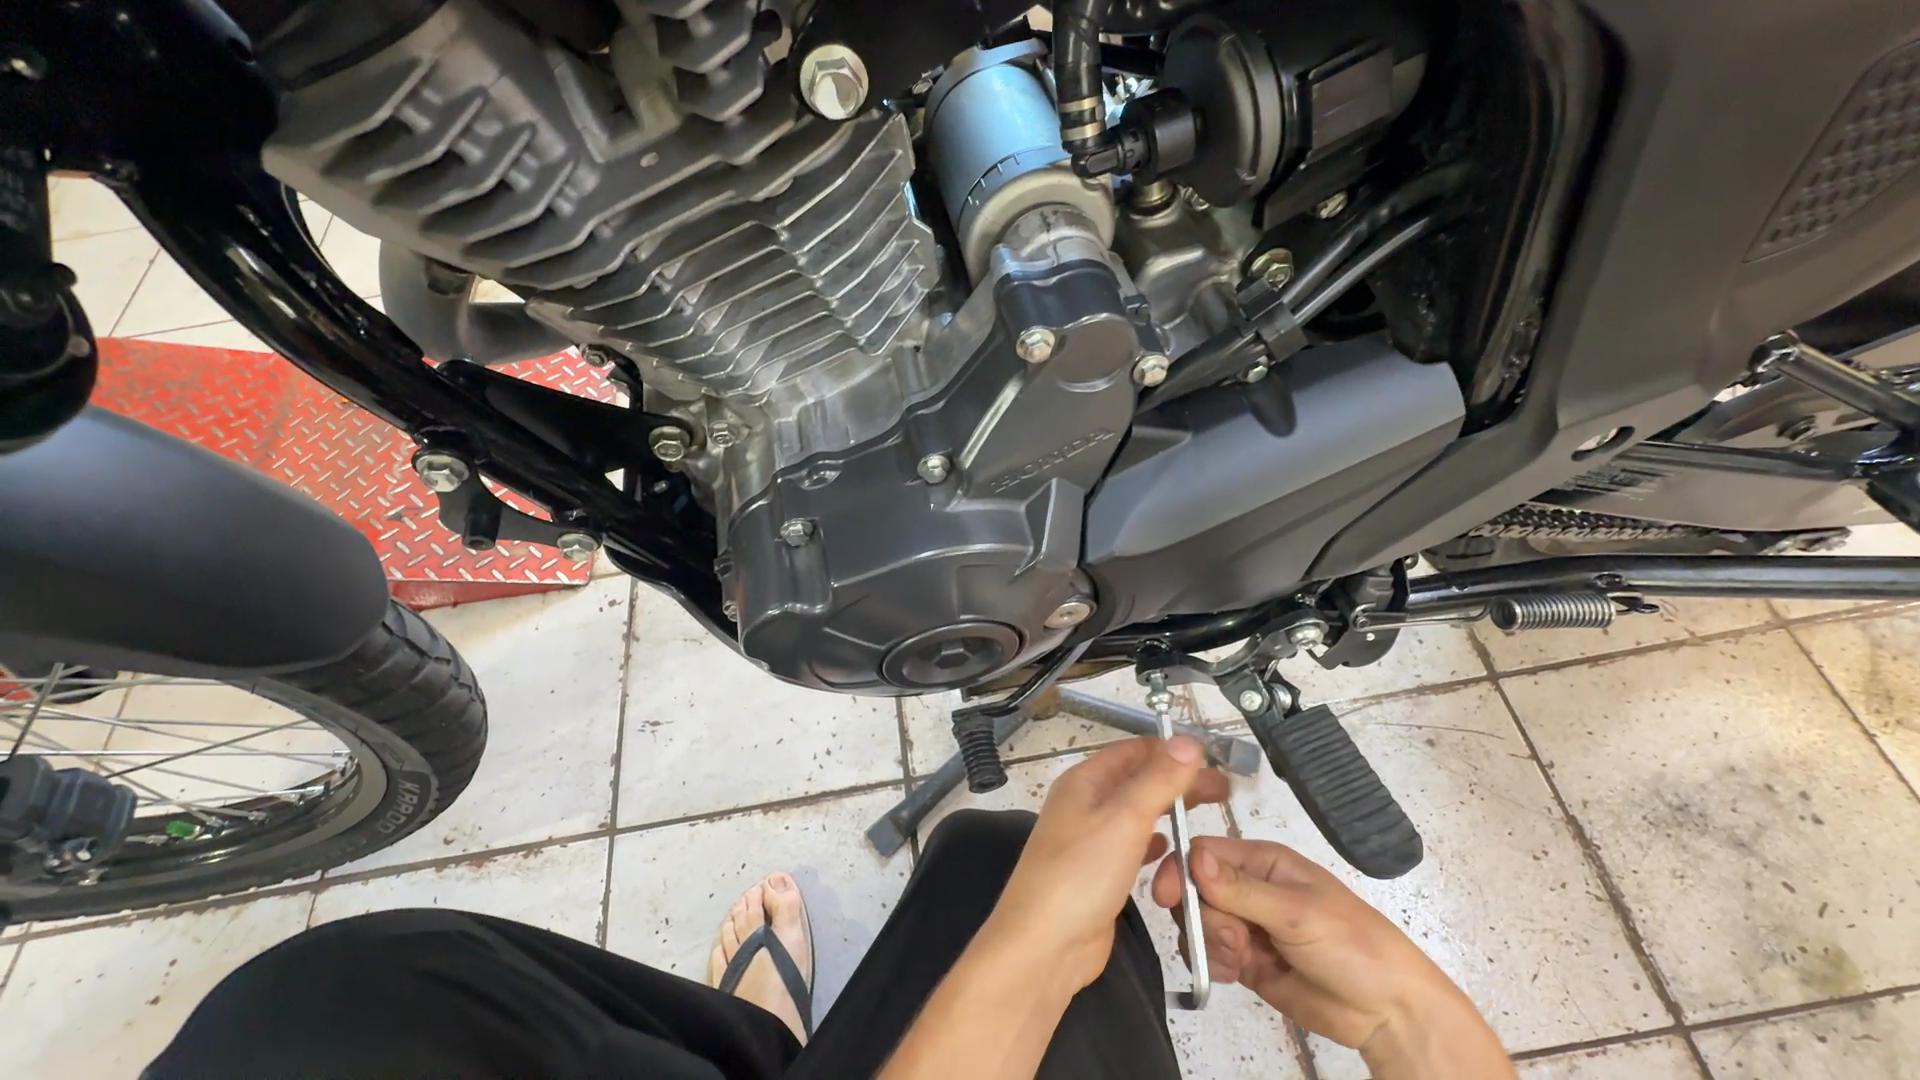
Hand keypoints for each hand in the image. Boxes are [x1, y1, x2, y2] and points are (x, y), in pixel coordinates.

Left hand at [982, 736, 1225, 993]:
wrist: (1045, 944)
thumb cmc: (1081, 873)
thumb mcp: (1125, 818)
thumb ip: (1159, 780)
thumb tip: (1189, 742)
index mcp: (1084, 781)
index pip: (1133, 750)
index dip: (1171, 750)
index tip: (1213, 760)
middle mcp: (1084, 803)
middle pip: (1137, 780)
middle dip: (1178, 781)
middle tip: (1224, 792)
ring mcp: (1090, 839)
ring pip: (1137, 813)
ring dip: (1169, 809)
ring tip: (1206, 815)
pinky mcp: (1098, 872)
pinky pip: (1132, 845)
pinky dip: (1154, 841)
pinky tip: (1171, 847)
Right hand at [1150, 836, 1500, 1072]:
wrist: (1387, 1010)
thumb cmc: (1350, 945)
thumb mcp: (1296, 912)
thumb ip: (1241, 889)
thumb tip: (1193, 858)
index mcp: (1262, 862)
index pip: (1203, 853)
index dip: (1180, 871)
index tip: (1166, 899)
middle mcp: (1248, 888)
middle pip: (1194, 891)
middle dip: (1204, 917)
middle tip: (1235, 940)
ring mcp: (1246, 925)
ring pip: (1198, 923)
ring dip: (1208, 942)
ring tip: (1239, 960)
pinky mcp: (1245, 960)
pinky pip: (1208, 954)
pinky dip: (1211, 964)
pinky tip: (1233, 974)